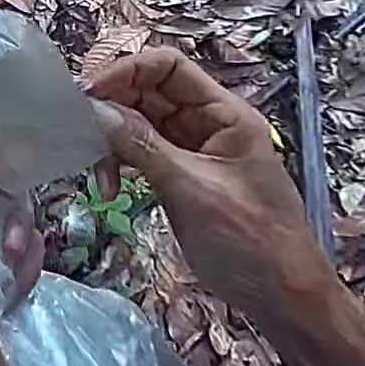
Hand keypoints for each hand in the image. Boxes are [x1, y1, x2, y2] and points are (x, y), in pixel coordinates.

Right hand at [87, 46, 364, 365]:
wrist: (282, 299)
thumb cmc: (250, 241)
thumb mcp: (193, 190)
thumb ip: (143, 146)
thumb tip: (96, 110)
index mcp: (223, 113)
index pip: (168, 67)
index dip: (127, 71)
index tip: (91, 93)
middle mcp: (205, 123)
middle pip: (148, 93)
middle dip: (113, 109)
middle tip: (82, 133)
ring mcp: (190, 149)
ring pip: (138, 124)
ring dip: (113, 142)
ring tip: (101, 178)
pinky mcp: (178, 174)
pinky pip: (140, 152)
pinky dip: (120, 164)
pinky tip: (111, 188)